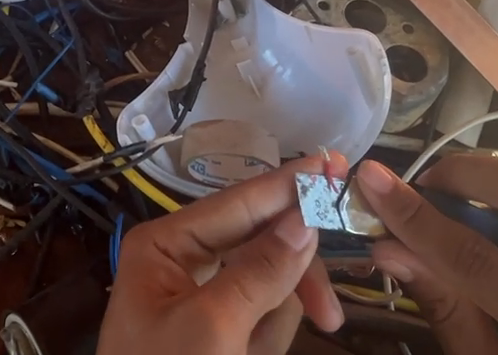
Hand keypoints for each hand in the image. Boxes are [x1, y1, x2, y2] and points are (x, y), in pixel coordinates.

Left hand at [99, 157, 345, 354]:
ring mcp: (202, 300)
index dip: (286, 184)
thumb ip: (261, 271)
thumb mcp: (213, 329)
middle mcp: (183, 260)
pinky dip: (265, 344)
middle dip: (289, 283)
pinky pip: (263, 321)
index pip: (237, 202)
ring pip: (269, 288)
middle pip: (259, 244)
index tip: (331, 161)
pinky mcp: (219, 334)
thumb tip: (304, 217)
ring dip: (272, 327)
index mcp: (166, 243)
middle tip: (328, 316)